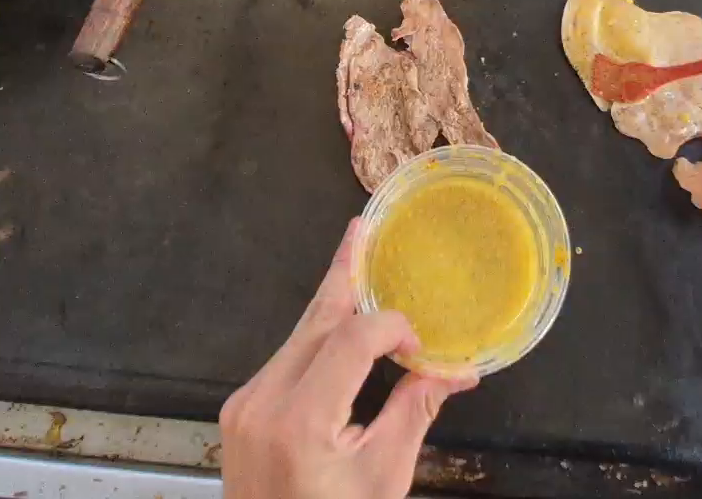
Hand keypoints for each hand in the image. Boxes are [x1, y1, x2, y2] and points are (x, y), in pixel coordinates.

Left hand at [220, 220, 475, 498]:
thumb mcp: (383, 479)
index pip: (351, 339)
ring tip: (356, 256)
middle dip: (344, 271)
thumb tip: (459, 370)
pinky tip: (339, 319)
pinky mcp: (242, 407)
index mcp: (300, 420)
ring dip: (334, 300)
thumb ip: (415, 412)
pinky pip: (288, 355)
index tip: (418, 344)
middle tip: (361, 227)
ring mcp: (246, 402)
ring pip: (300, 332)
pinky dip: (319, 333)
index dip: (390, 326)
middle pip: (315, 318)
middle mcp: (263, 399)